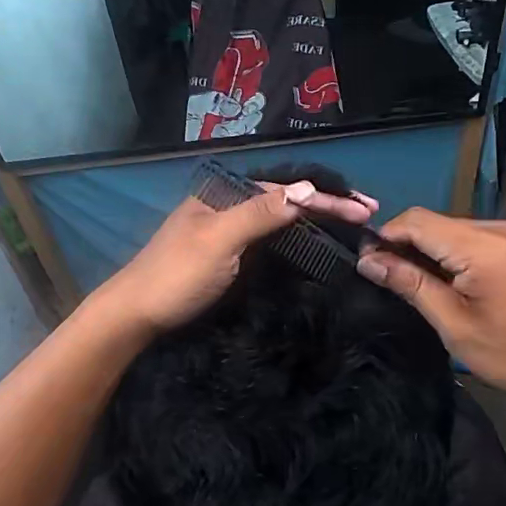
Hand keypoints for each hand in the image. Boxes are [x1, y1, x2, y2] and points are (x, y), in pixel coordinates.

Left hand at [99, 180, 376, 334]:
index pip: (287, 190)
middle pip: (288, 199)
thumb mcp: (219, 239)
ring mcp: (231, 231)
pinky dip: (300, 237)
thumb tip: (308, 188)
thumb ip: (261, 213)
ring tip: (353, 223)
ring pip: (283, 218)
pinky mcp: (232, 256)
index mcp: (225, 193)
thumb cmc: (176, 275)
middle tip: (369, 212)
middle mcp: (231, 205)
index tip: (364, 209)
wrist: (136, 318)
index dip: (327, 198)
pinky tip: (318, 241)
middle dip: (329, 204)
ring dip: (318, 219)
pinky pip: (274, 238)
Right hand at [357, 209, 505, 403]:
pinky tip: (446, 283)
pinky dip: (451, 254)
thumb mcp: (455, 325)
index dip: (386, 237)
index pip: (417, 221)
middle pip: (434, 222)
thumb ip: (411, 285)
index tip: (367, 264)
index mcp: (482, 246)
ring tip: (415, 287)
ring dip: (428, 251)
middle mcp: (498, 228)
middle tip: (387, 282)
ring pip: (451, 229)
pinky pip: (472, 239)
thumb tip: (369, 260)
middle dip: (406, 246)